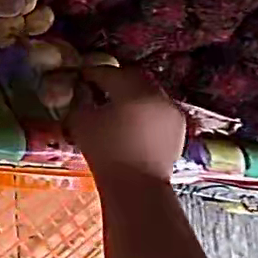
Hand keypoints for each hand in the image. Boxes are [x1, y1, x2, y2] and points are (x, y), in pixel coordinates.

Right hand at [65, 65, 187, 182]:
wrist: (136, 185)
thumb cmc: (104, 152)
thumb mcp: (81, 121)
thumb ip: (81, 98)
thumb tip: (83, 88)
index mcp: (133, 92)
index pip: (108, 72)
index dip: (91, 72)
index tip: (79, 76)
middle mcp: (157, 96)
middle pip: (132, 76)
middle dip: (113, 78)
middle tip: (96, 85)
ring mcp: (171, 110)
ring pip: (148, 90)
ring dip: (130, 91)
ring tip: (113, 102)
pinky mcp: (178, 125)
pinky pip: (158, 105)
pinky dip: (143, 105)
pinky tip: (130, 118)